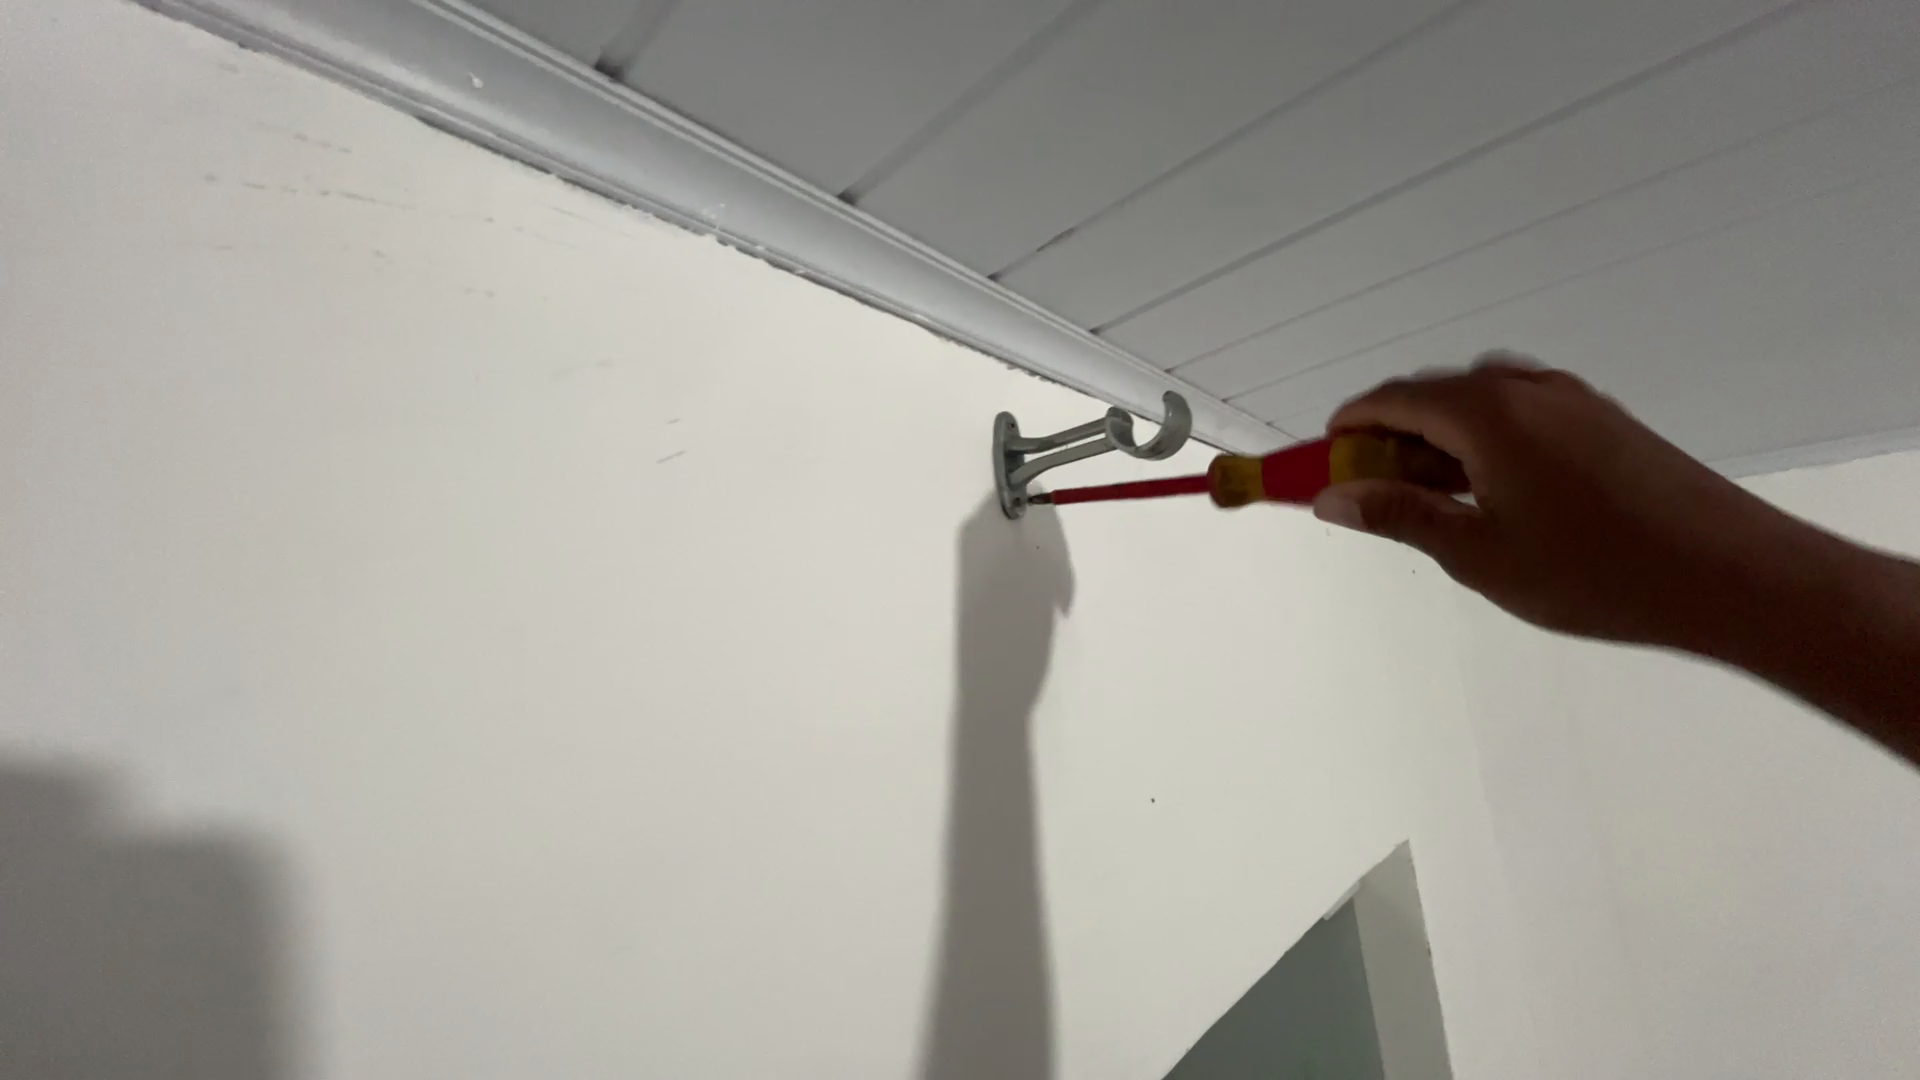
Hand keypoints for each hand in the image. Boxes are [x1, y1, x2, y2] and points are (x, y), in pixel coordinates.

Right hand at [1310, 356, 1830, 650]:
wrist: (1740, 579)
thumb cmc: (1589, 570)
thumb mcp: (1474, 552)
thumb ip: (1395, 515)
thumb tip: (1328, 498)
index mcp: (1488, 413)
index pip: (1392, 399)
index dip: (1348, 426)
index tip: (1324, 461)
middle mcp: (1528, 390)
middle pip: (1432, 395)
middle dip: (1388, 436)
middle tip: (1374, 490)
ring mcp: (1573, 401)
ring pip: (1477, 402)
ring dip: (1436, 438)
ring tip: (1432, 494)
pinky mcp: (1605, 422)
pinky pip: (1519, 413)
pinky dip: (1481, 439)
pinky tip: (1492, 491)